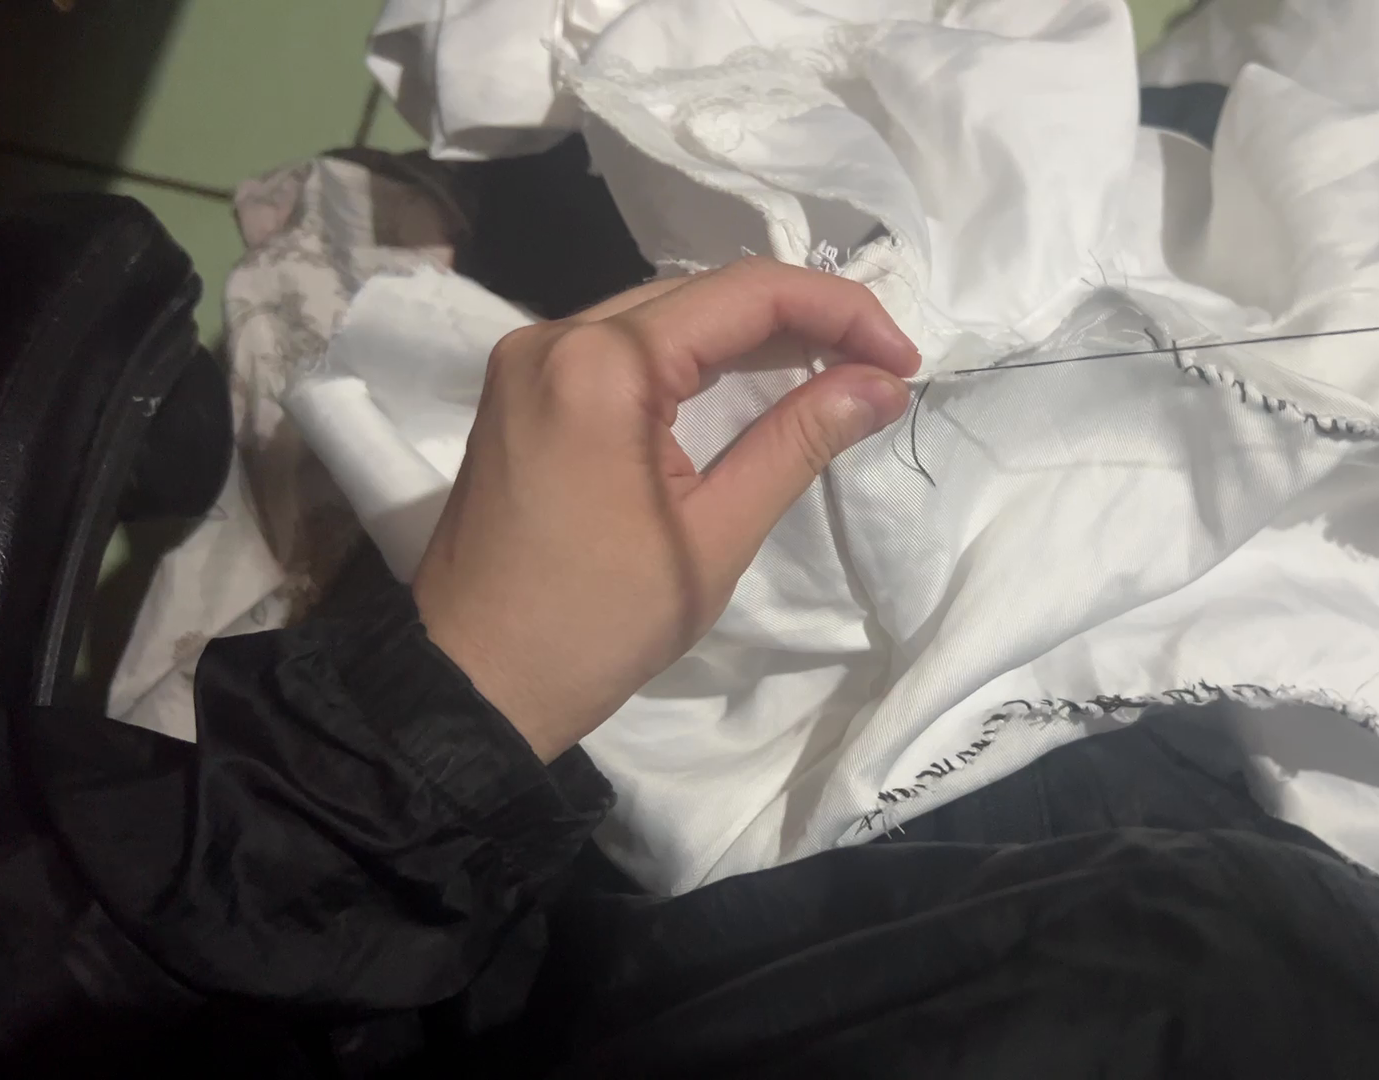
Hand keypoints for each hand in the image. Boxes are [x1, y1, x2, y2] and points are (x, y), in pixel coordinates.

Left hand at [411, 258, 920, 760]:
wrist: (476, 682)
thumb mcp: (717, 535)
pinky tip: (749, 385)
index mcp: (603, 365)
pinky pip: (631, 349)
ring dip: (755, 338)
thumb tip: (883, 386)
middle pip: (707, 294)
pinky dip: (701, 360)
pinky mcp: (528, 388)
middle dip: (805, 320)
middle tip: (876, 367)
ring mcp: (533, 358)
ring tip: (832, 370)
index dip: (841, 312)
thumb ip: (800, 442)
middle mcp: (558, 335)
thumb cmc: (599, 623)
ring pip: (669, 317)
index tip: (902, 360)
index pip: (747, 295)